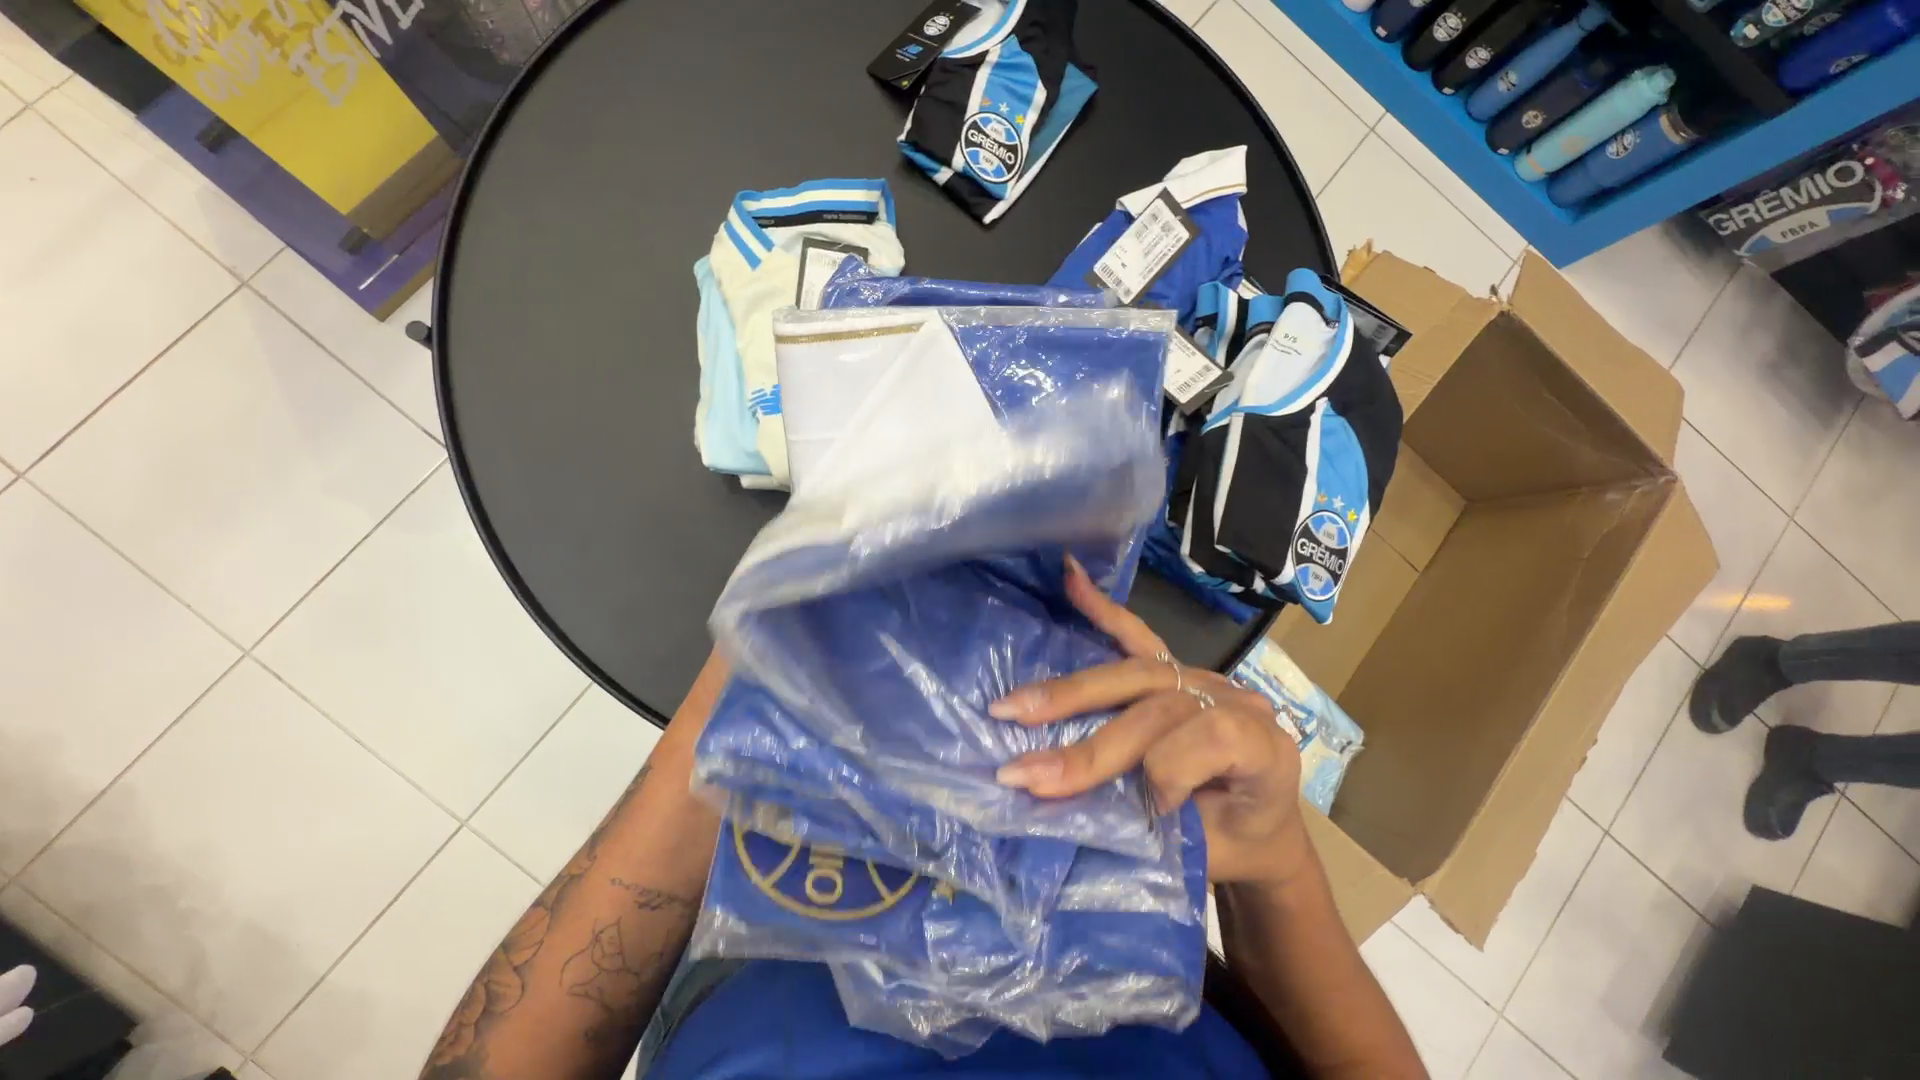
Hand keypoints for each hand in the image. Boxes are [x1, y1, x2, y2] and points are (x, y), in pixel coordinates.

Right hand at [991, 557, 1308, 885]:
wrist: (1263, 827)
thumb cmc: (1237, 844)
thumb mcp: (1209, 854)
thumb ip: (1152, 827)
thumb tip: (1069, 812)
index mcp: (1263, 746)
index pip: (1212, 734)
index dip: (1173, 770)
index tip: (1151, 811)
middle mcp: (1233, 699)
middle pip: (1156, 704)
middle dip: (1089, 743)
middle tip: (1023, 773)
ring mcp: (1201, 677)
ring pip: (1132, 673)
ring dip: (1069, 691)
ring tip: (1015, 707)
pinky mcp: (1175, 670)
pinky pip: (1136, 636)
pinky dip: (1101, 610)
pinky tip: (1069, 577)